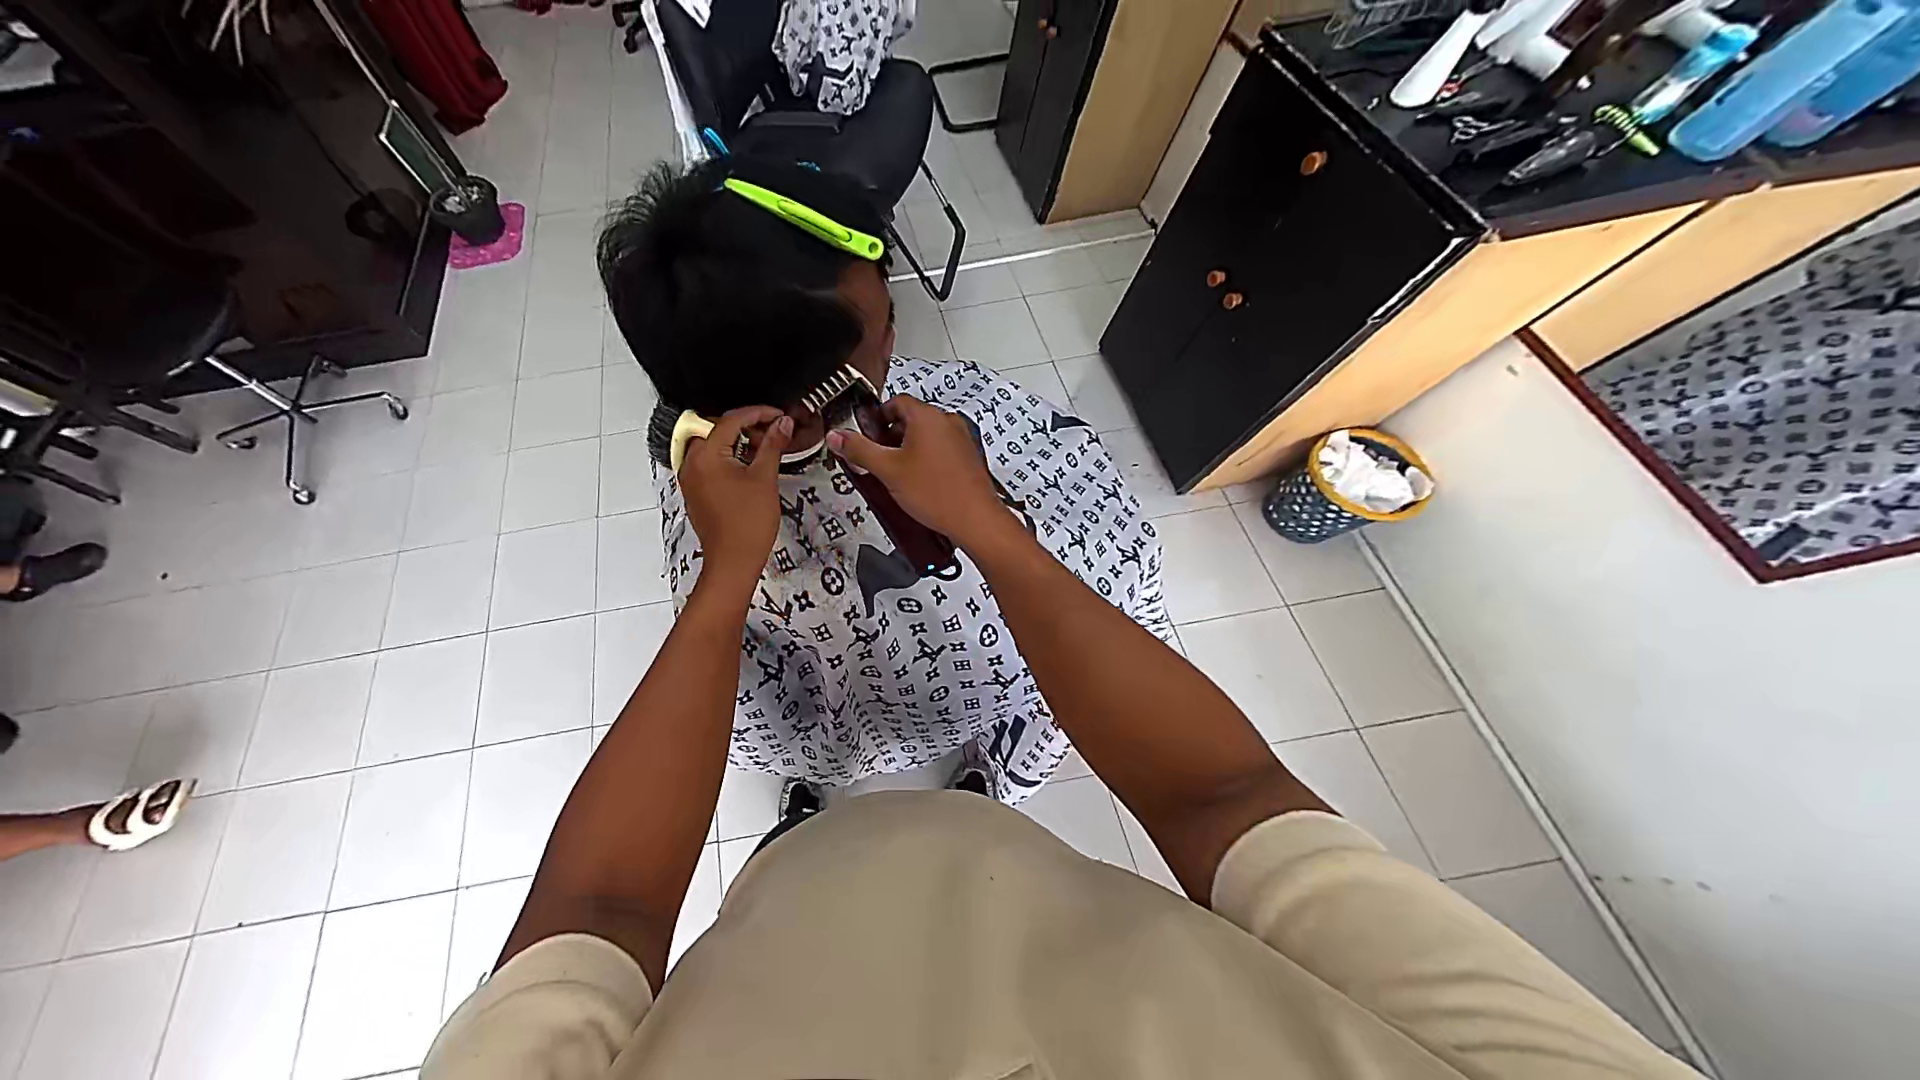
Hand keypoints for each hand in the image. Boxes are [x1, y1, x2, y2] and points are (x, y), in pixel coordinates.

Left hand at [680, 406, 792, 590]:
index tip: (777, 416)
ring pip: (711, 444)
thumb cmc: (745, 527)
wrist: (734, 560)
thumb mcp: (765, 478)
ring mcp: (691, 478)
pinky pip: (709, 462)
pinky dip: (728, 457)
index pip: (730, 420)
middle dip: (746, 424)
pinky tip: (749, 465)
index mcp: (705, 456)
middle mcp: (692, 464)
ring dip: (736, 440)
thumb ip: (773, 444)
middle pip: (716, 428)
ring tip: (763, 447)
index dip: (758, 413)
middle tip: (771, 429)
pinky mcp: (697, 491)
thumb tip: (782, 424)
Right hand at [825, 395, 1010, 547]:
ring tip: (896, 473)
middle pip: (911, 419)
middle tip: (877, 455)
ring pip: (926, 436)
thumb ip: (859, 450)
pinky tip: (917, 483)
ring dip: (908, 450)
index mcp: (927, 416)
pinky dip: (926, 460)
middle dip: (890, 436)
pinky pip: (941, 451)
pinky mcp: (968, 458)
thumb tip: (839, 437)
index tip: (867, 431)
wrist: (974, 519)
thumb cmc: (940, 494)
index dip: (877, 416)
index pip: (896, 402)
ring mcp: (961, 440)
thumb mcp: (887, 470)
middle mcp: (947, 423)